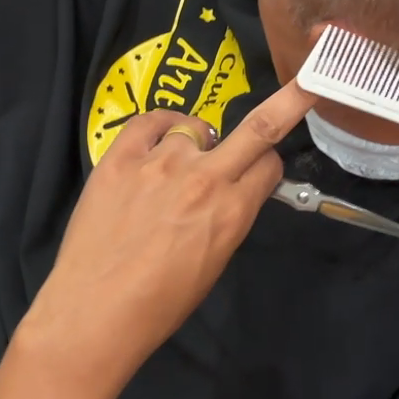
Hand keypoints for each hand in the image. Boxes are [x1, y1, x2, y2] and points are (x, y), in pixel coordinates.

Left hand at [19, 81, 319, 389]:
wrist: (95, 312)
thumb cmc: (161, 303)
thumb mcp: (215, 263)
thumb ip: (229, 217)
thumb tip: (233, 192)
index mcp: (233, 211)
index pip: (269, 164)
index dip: (266, 166)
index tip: (258, 169)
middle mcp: (204, 178)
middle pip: (259, 127)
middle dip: (288, 103)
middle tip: (303, 87)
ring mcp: (160, 161)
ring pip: (194, 128)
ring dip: (194, 144)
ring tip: (172, 170)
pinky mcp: (120, 156)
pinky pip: (150, 120)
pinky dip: (161, 126)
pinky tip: (158, 139)